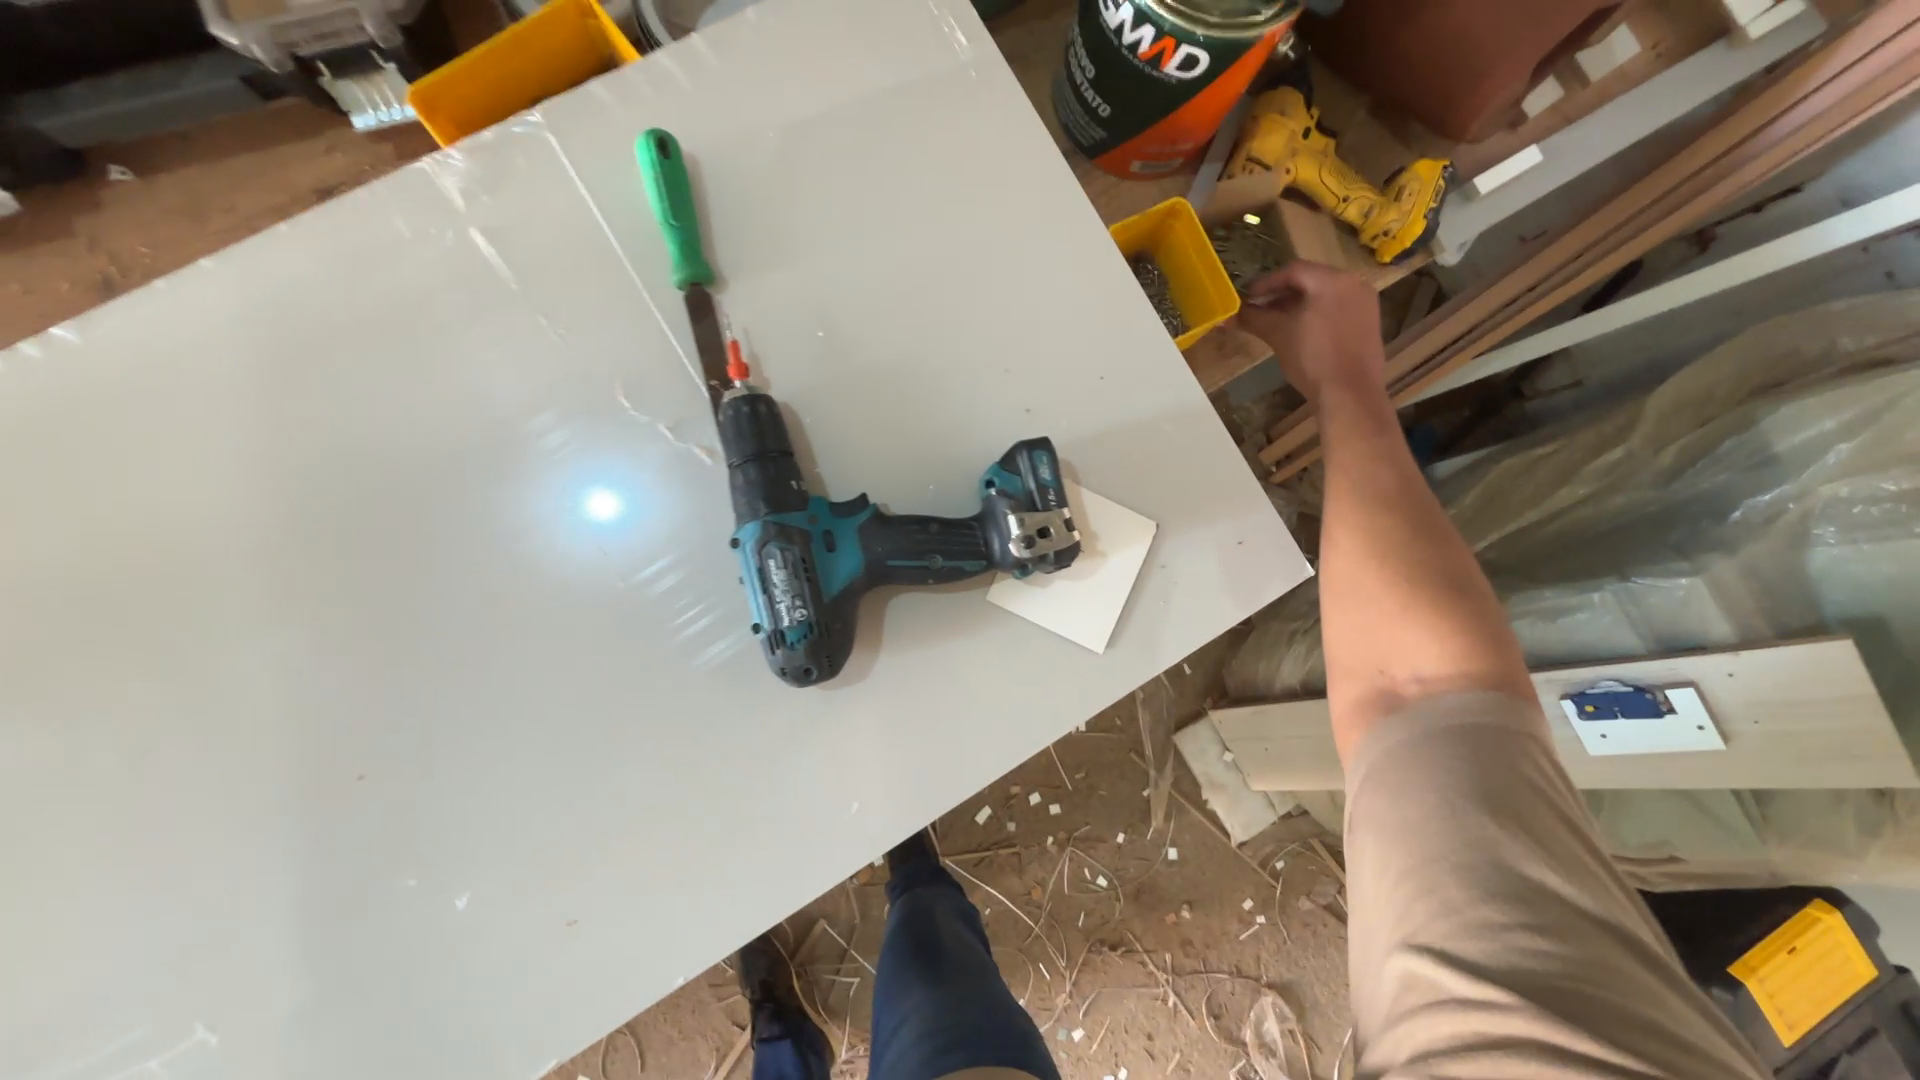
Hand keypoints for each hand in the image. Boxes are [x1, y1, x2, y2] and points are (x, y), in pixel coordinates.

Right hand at [1233, 261, 1387, 406]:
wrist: (1350, 393)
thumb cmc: (1312, 357)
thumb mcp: (1278, 334)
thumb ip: (1252, 319)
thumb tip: (1224, 316)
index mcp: (1333, 280)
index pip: (1293, 271)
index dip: (1266, 283)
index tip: (1247, 297)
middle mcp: (1353, 283)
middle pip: (1310, 281)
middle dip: (1281, 295)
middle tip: (1259, 309)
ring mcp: (1365, 303)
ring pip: (1324, 295)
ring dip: (1297, 305)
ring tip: (1276, 322)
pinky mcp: (1368, 322)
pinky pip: (1336, 308)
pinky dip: (1316, 314)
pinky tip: (1300, 332)